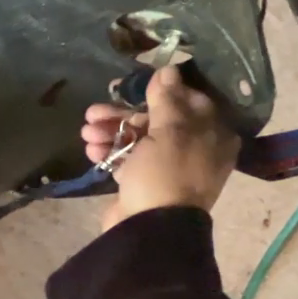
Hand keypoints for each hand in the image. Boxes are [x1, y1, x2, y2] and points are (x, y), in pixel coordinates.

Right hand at [83, 66, 241, 231]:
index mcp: (212, 135)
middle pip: (157, 121)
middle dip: (124, 114)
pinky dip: (109, 152)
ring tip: (86, 132)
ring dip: (110, 132)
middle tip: (93, 112)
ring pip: (137, 139)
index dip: (161, 91)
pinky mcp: (143, 184)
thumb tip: (168, 69)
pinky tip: (91, 149)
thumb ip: (166, 99)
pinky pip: (126, 160)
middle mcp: (193, 149)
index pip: (189, 101)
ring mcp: (167, 168)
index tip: (135, 86)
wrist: (149, 228)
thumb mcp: (169, 131)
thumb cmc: (165, 174)